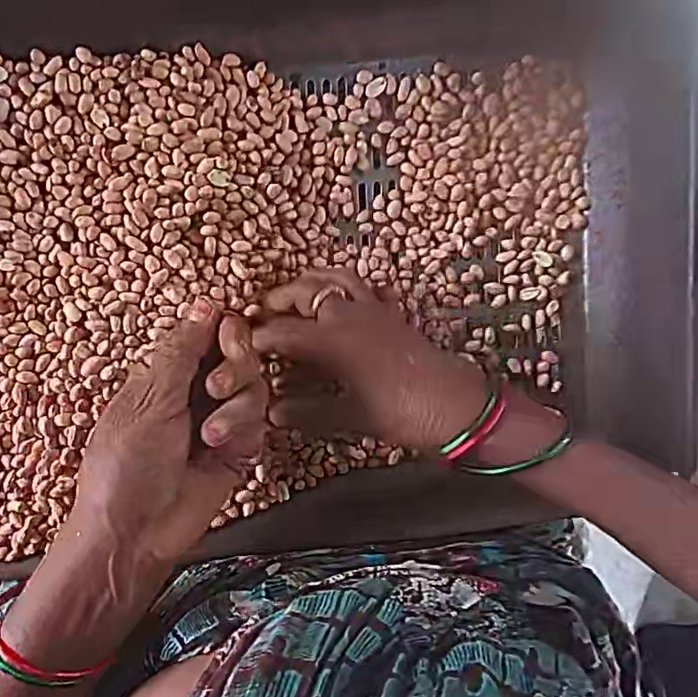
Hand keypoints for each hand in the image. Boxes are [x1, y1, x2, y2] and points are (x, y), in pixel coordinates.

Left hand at [66, 298, 268, 574]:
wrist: (135, 531)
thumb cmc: (125, 464)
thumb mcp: (150, 399)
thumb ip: (182, 351)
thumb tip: (205, 305)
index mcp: (165, 375)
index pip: (207, 334)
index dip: (223, 329)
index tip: (227, 332)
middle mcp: (194, 395)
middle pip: (238, 356)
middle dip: (235, 365)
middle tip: (216, 386)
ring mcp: (219, 422)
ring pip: (254, 388)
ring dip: (237, 406)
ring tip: (209, 434)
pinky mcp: (238, 451)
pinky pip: (258, 423)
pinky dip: (243, 430)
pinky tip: (218, 448)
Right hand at [252, 268, 488, 449]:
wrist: (456, 405)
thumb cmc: (401, 413)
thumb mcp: (350, 417)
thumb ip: (307, 413)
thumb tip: (273, 412)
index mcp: (332, 340)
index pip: (282, 332)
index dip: (258, 338)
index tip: (242, 345)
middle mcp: (350, 316)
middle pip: (305, 291)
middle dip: (279, 299)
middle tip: (261, 312)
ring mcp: (374, 310)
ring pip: (336, 279)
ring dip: (312, 282)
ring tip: (296, 294)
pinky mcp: (393, 314)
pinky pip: (368, 288)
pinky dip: (352, 288)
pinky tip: (347, 299)